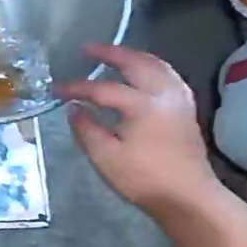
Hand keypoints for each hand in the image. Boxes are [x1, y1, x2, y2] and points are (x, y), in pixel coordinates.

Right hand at [58, 43, 221, 217]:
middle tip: (87, 49)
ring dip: (133, 56)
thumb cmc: (144, 180)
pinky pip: (168, 75)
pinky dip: (152, 67)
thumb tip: (74, 108)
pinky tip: (144, 73)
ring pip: (156, 65)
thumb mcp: (106, 158)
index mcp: (141, 105)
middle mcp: (163, 93)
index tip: (58, 90)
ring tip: (115, 56)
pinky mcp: (186, 108)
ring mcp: (178, 98)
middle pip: (134, 63)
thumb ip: (86, 130)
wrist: (189, 197)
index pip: (102, 89)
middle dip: (109, 53)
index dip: (77, 88)